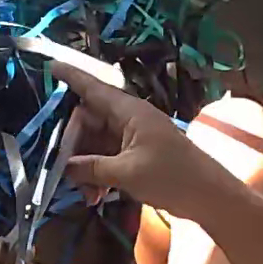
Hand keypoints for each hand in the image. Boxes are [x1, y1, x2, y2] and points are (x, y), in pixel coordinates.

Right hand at [54, 63, 244, 219]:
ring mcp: (132, 137)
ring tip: (85, 194)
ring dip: (85, 166)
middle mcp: (129, 119)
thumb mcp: (127, 173)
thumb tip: (64, 166)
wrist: (211, 199)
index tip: (51, 65)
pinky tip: (95, 196)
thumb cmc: (173, 178)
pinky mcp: (136, 154)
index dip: (72, 77)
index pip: (93, 88)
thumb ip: (92, 168)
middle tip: (64, 171)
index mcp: (129, 112)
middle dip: (74, 146)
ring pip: (95, 143)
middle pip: (88, 121)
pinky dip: (97, 174)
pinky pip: (106, 157)